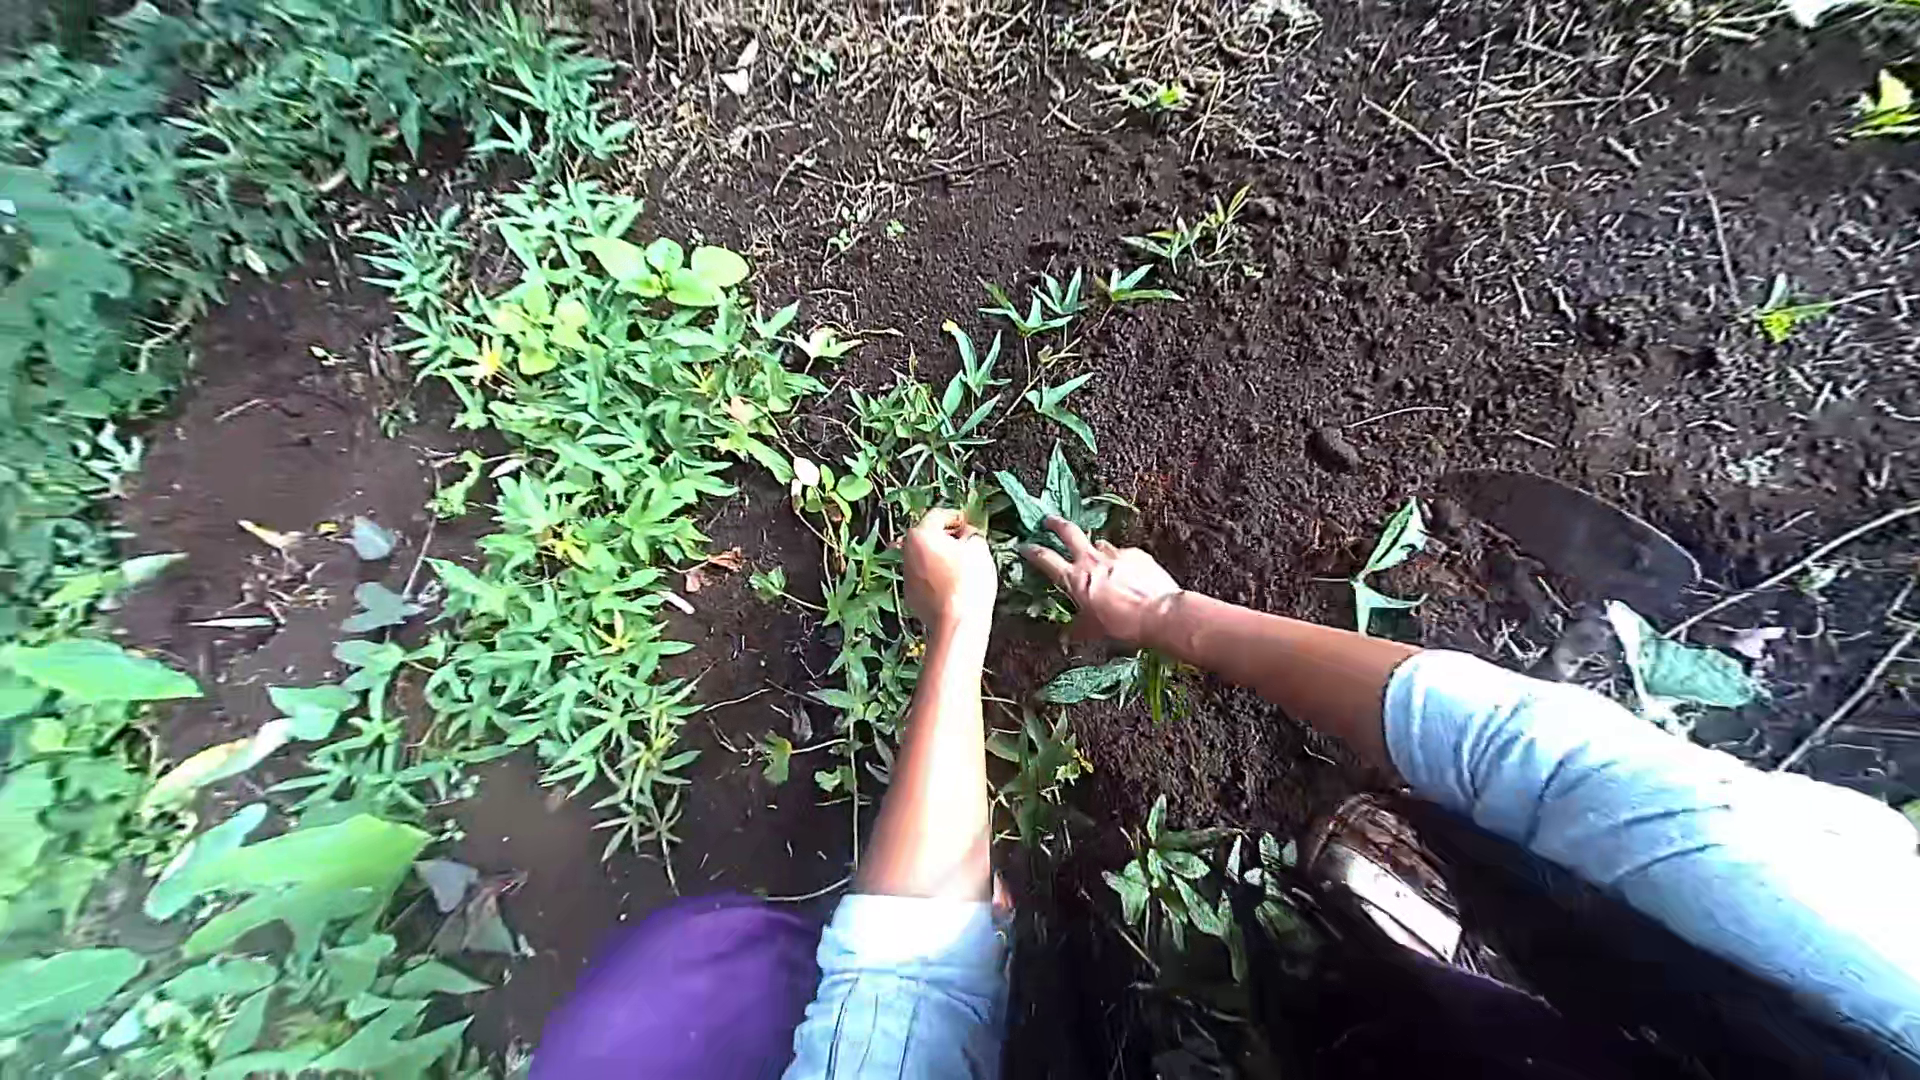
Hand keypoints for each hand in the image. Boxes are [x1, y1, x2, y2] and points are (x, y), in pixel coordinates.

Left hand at [901, 508, 997, 635]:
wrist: (958, 622)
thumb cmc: (969, 581)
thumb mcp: (978, 547)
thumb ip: (971, 532)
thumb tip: (967, 533)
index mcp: (921, 534)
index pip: (938, 515)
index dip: (957, 517)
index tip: (969, 523)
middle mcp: (907, 551)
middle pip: (927, 536)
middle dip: (946, 537)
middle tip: (967, 543)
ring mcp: (906, 574)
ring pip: (924, 557)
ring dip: (939, 556)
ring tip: (961, 565)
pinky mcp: (910, 594)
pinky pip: (923, 577)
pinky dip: (935, 575)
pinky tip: (952, 583)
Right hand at [1022, 517, 1180, 645]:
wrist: (1160, 613)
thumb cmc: (1123, 625)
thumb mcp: (1094, 631)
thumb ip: (1076, 629)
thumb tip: (1064, 638)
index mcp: (1075, 579)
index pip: (1046, 559)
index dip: (1032, 551)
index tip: (1024, 546)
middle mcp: (1091, 560)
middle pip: (1068, 532)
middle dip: (1055, 524)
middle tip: (1048, 520)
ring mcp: (1114, 554)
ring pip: (1097, 543)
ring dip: (1093, 548)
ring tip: (1097, 559)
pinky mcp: (1135, 553)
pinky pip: (1122, 553)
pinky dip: (1119, 560)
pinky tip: (1127, 573)